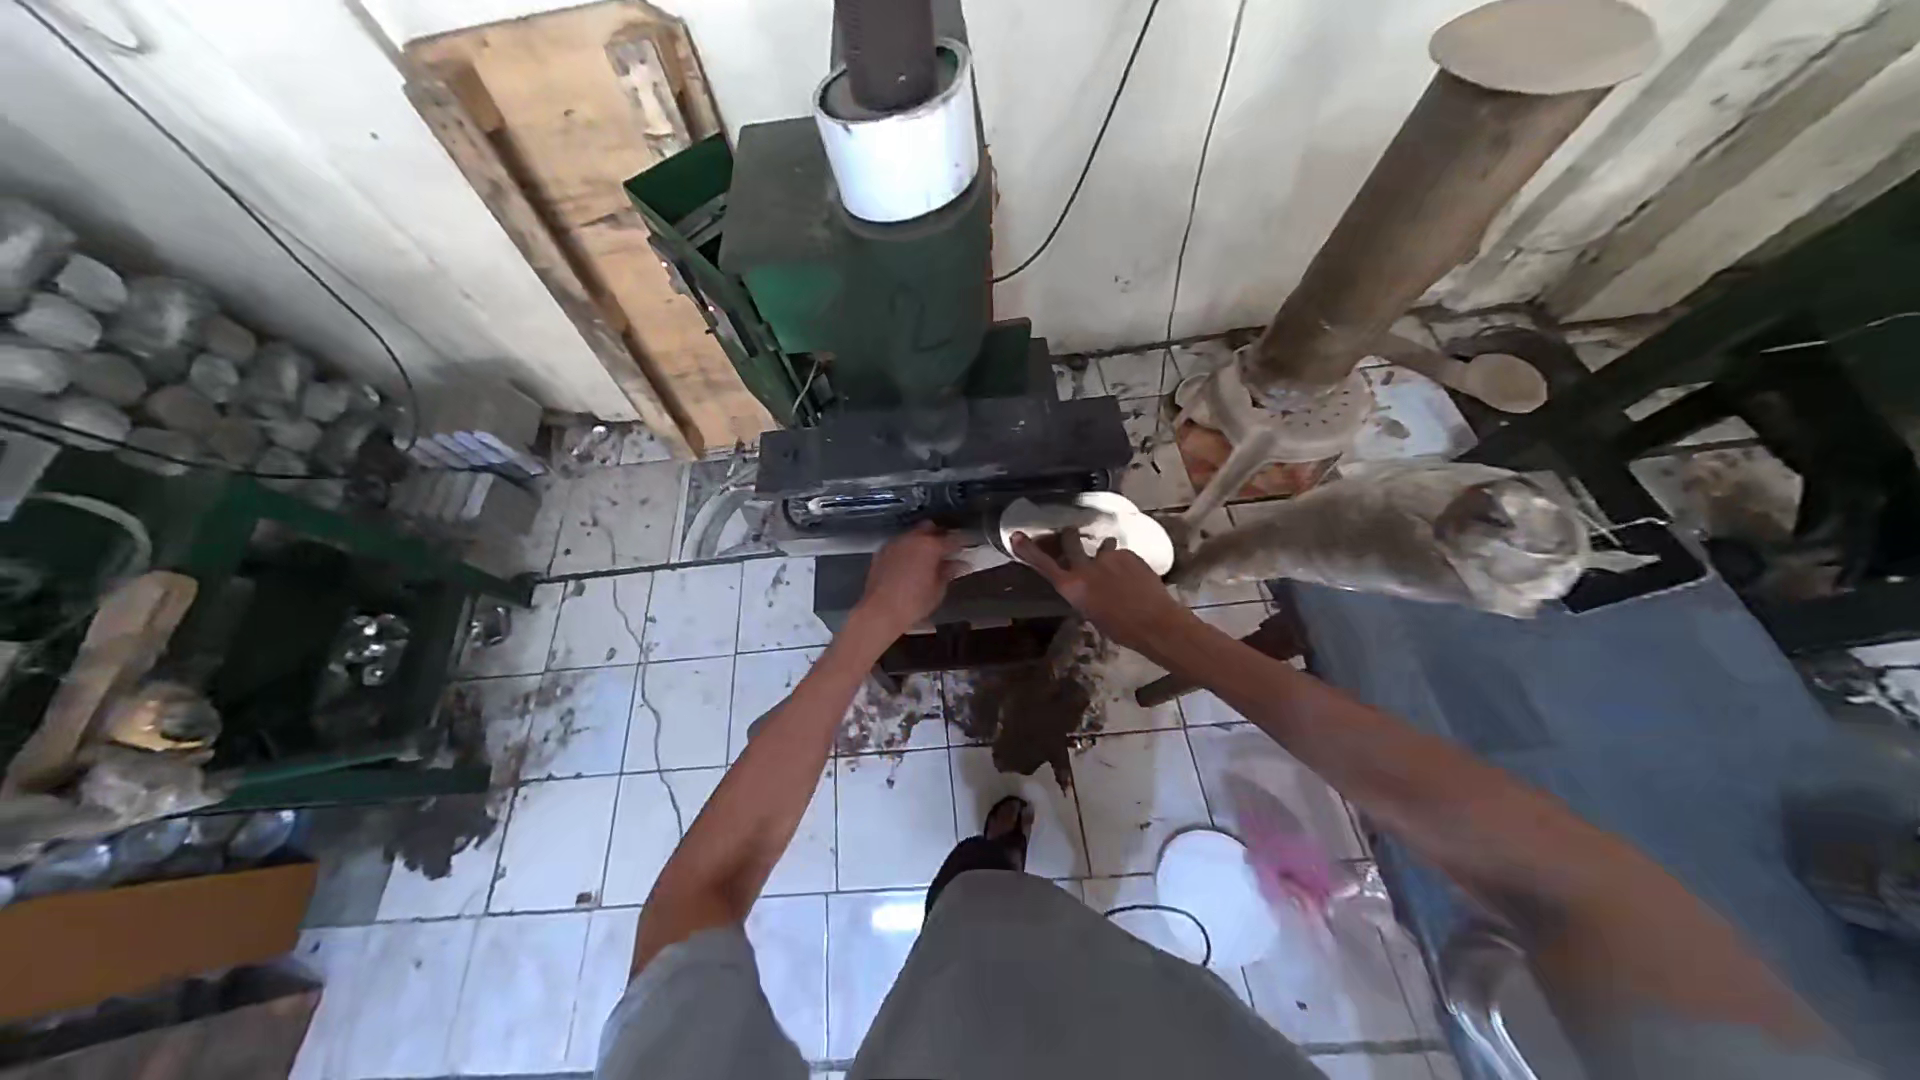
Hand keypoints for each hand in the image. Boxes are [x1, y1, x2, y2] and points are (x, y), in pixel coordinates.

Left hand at [849, 523, 964, 640]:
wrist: (880, 610)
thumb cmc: (913, 603)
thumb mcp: (938, 590)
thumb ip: (949, 572)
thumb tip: (958, 564)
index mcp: (930, 546)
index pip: (952, 539)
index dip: (962, 542)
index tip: (967, 547)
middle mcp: (912, 539)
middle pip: (930, 528)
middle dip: (940, 536)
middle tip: (946, 549)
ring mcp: (895, 543)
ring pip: (913, 534)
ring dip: (922, 540)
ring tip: (927, 556)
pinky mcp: (882, 551)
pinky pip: (899, 543)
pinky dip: (907, 548)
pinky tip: (909, 561)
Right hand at [1010, 528, 1194, 655]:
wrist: (1154, 623)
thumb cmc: (1120, 629)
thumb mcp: (1091, 613)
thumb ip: (1083, 593)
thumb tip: (1085, 583)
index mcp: (1071, 587)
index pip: (1043, 564)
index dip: (1028, 550)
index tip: (1016, 535)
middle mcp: (1085, 567)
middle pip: (1070, 541)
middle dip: (1068, 536)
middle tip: (1069, 532)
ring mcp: (1108, 557)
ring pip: (1102, 547)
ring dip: (1104, 553)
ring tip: (1116, 568)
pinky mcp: (1128, 554)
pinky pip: (1121, 554)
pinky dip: (1125, 563)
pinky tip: (1135, 578)